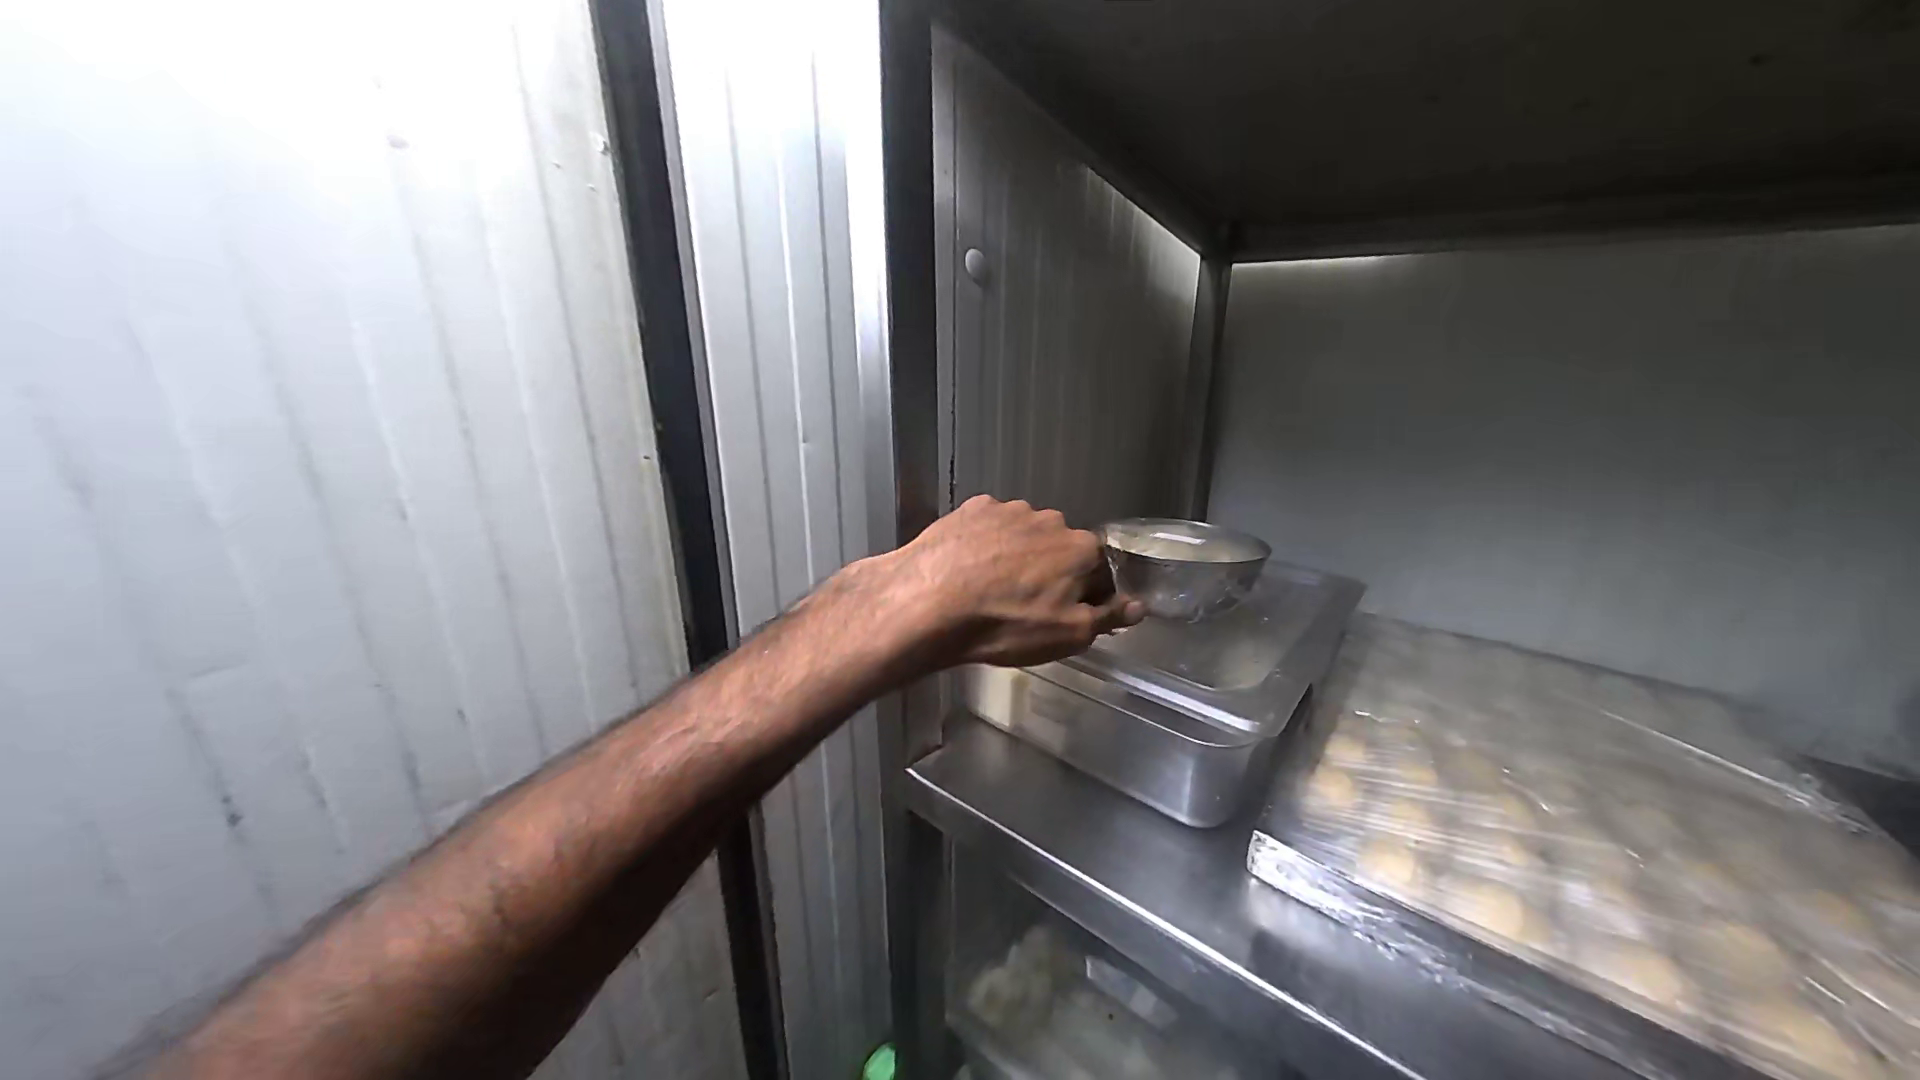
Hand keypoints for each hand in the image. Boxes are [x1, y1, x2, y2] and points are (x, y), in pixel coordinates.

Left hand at [838, 494, 1144, 670]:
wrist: (930, 603)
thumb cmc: (1005, 624)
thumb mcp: (1067, 635)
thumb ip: (1108, 617)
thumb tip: (1138, 606)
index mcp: (1080, 548)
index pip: (1099, 572)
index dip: (1086, 596)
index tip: (1067, 614)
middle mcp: (1049, 519)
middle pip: (1061, 549)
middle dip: (1051, 572)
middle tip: (1025, 604)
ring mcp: (1007, 510)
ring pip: (1024, 535)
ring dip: (1018, 555)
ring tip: (992, 587)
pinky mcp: (970, 509)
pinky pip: (990, 527)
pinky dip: (986, 544)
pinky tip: (968, 568)